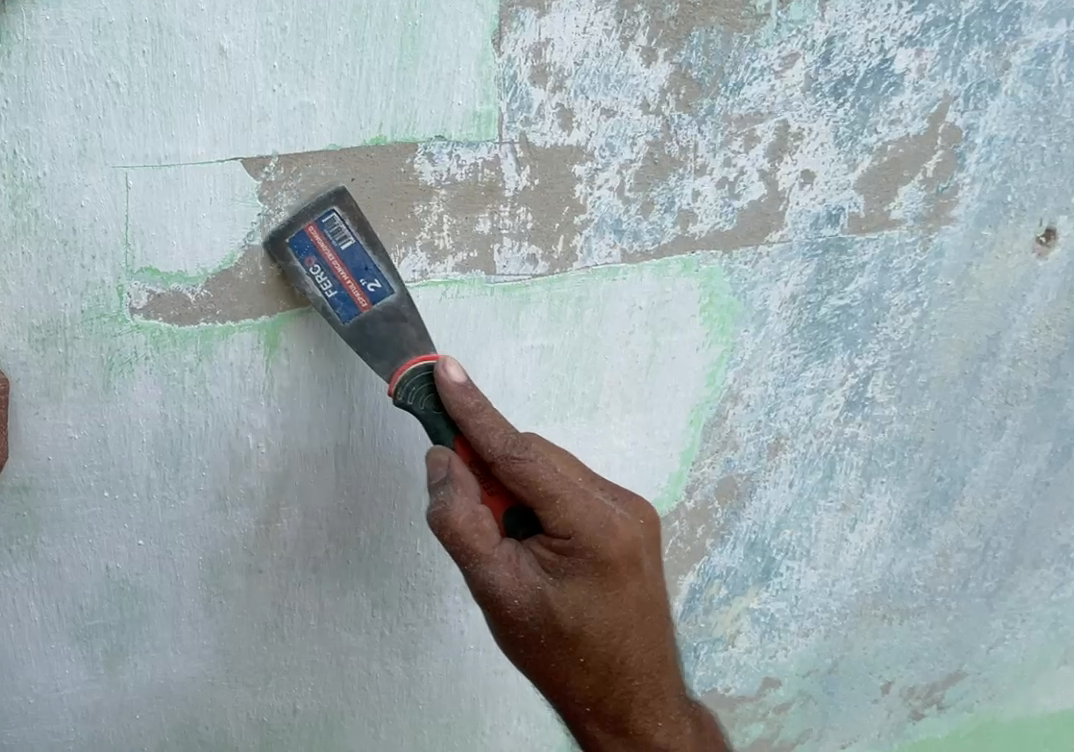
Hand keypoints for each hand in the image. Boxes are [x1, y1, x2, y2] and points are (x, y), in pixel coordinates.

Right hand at [422, 358, 727, 751]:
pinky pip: (559, 480)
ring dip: (507, 481)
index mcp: (593, 525)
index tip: (442, 369)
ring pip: (542, 464)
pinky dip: (528, 492)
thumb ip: (459, 519)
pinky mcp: (626, 517)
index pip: (517, 451)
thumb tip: (442, 458)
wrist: (630, 704)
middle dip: (486, 464)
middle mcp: (619, 504)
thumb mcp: (494, 591)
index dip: (473, 409)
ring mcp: (628, 508)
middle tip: (461, 503)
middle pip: (529, 454)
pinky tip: (525, 535)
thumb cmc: (559, 654)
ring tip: (502, 537)